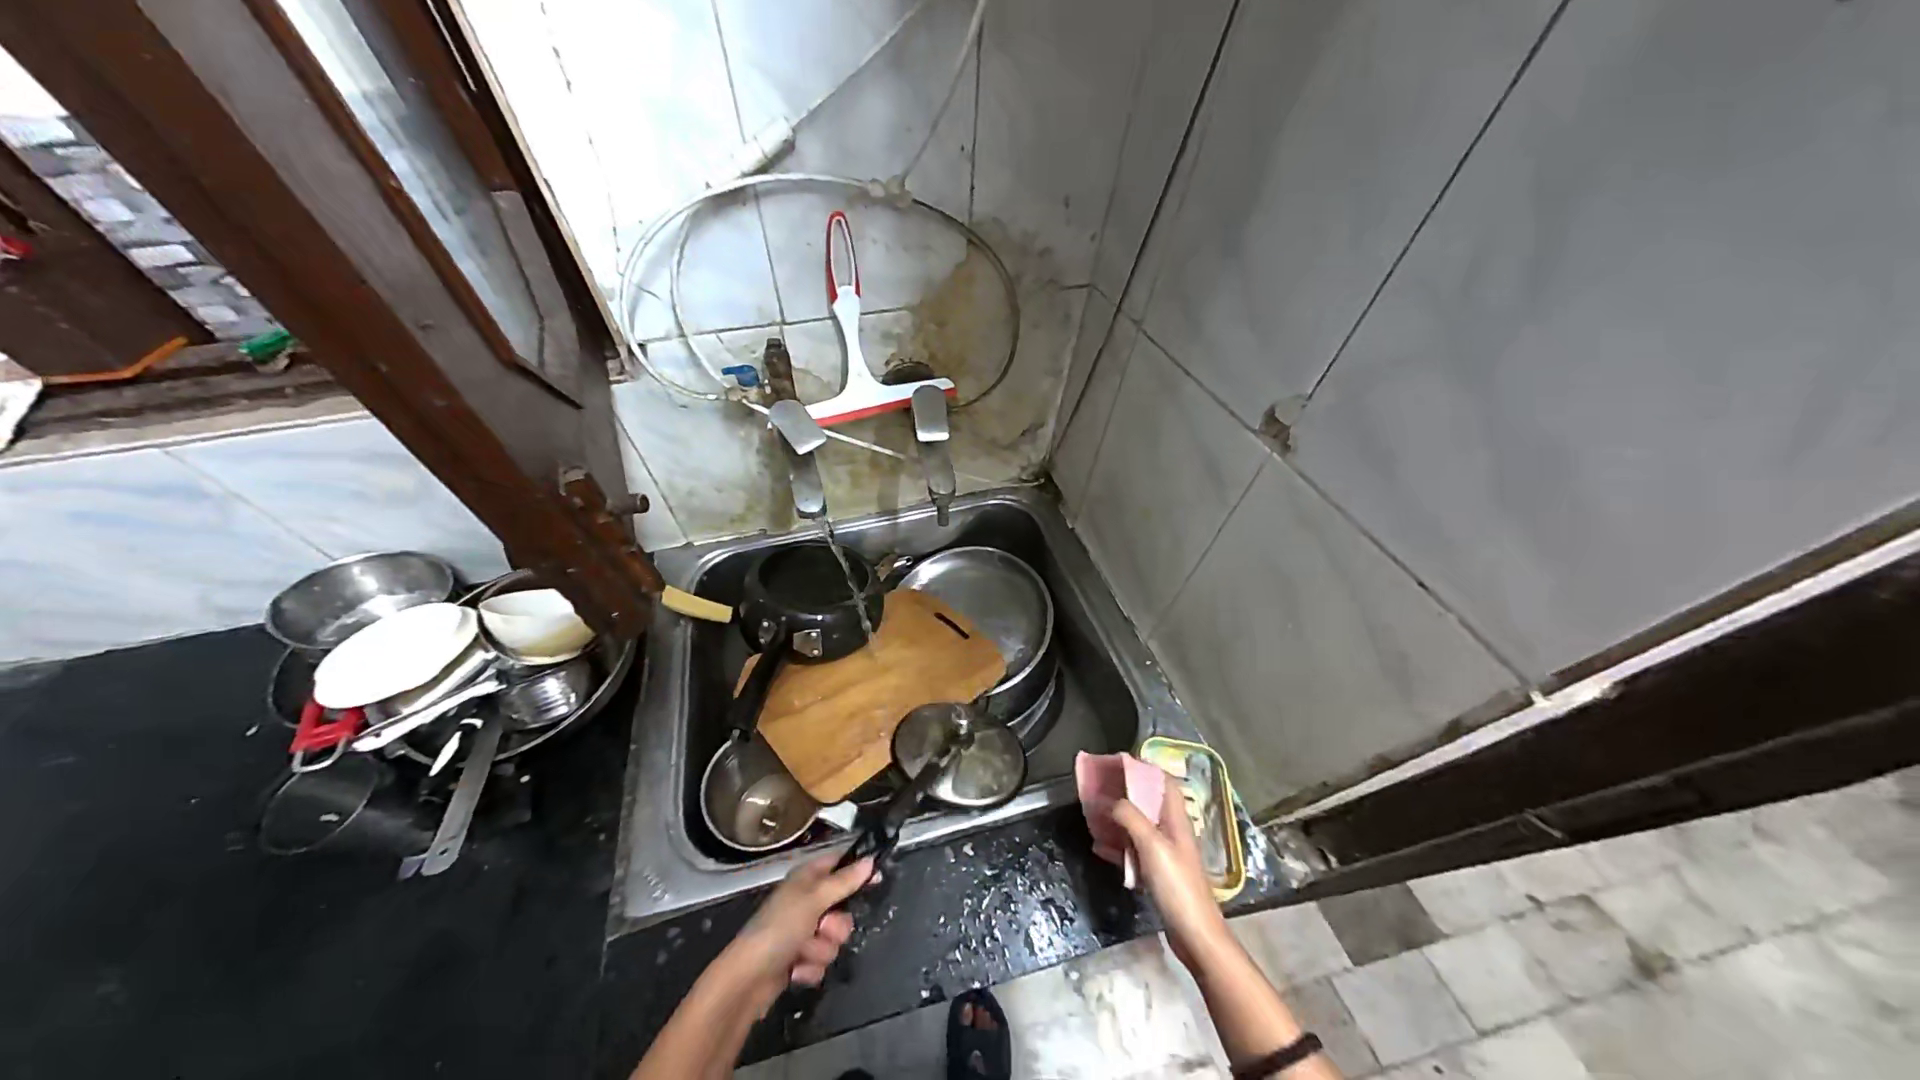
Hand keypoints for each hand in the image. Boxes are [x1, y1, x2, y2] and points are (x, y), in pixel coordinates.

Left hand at [721, 852, 874, 999]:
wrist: (747, 980)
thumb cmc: (779, 929)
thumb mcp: (813, 900)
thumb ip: (844, 882)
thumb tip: (870, 860)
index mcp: (806, 879)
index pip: (838, 864)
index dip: (857, 870)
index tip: (876, 878)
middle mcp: (805, 902)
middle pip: (842, 908)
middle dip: (836, 926)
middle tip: (823, 928)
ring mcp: (802, 932)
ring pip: (834, 938)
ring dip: (821, 949)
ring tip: (802, 953)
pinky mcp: (800, 959)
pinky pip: (822, 960)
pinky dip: (811, 967)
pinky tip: (796, 970)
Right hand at [1110, 782, 1229, 970]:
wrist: (1195, 935)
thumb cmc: (1177, 885)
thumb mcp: (1152, 846)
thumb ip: (1131, 817)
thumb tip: (1110, 800)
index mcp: (1177, 819)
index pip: (1164, 782)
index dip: (1144, 769)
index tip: (1117, 764)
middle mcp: (1172, 832)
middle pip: (1148, 803)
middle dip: (1124, 793)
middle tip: (1098, 788)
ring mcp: (1165, 853)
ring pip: (1138, 827)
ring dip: (1118, 819)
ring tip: (1093, 814)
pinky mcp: (1158, 873)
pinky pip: (1134, 851)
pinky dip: (1118, 845)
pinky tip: (1099, 846)